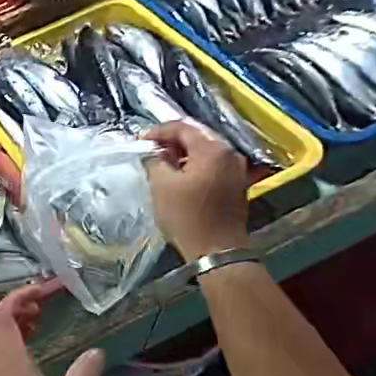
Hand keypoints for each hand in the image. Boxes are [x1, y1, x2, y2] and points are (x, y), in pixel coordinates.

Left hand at [0, 285, 104, 375]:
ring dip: (5, 322)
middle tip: (41, 305)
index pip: (4, 314)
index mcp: (8, 359)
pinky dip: (1, 339)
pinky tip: (22, 351)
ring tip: (35, 322)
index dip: (19, 296)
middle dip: (13, 305)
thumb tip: (97, 352)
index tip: (41, 290)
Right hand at [144, 121, 249, 262]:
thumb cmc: (186, 215)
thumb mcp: (161, 185)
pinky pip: (212, 164)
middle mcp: (229, 154)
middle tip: (149, 151)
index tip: (140, 141)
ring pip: (205, 151)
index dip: (158, 131)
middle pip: (197, 136)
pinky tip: (179, 176)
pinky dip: (194, 165)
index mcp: (213, 150)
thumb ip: (154, 160)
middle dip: (171, 141)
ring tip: (161, 164)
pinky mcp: (236, 183)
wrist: (216, 248)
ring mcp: (236, 168)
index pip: (183, 127)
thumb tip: (153, 151)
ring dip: (182, 154)